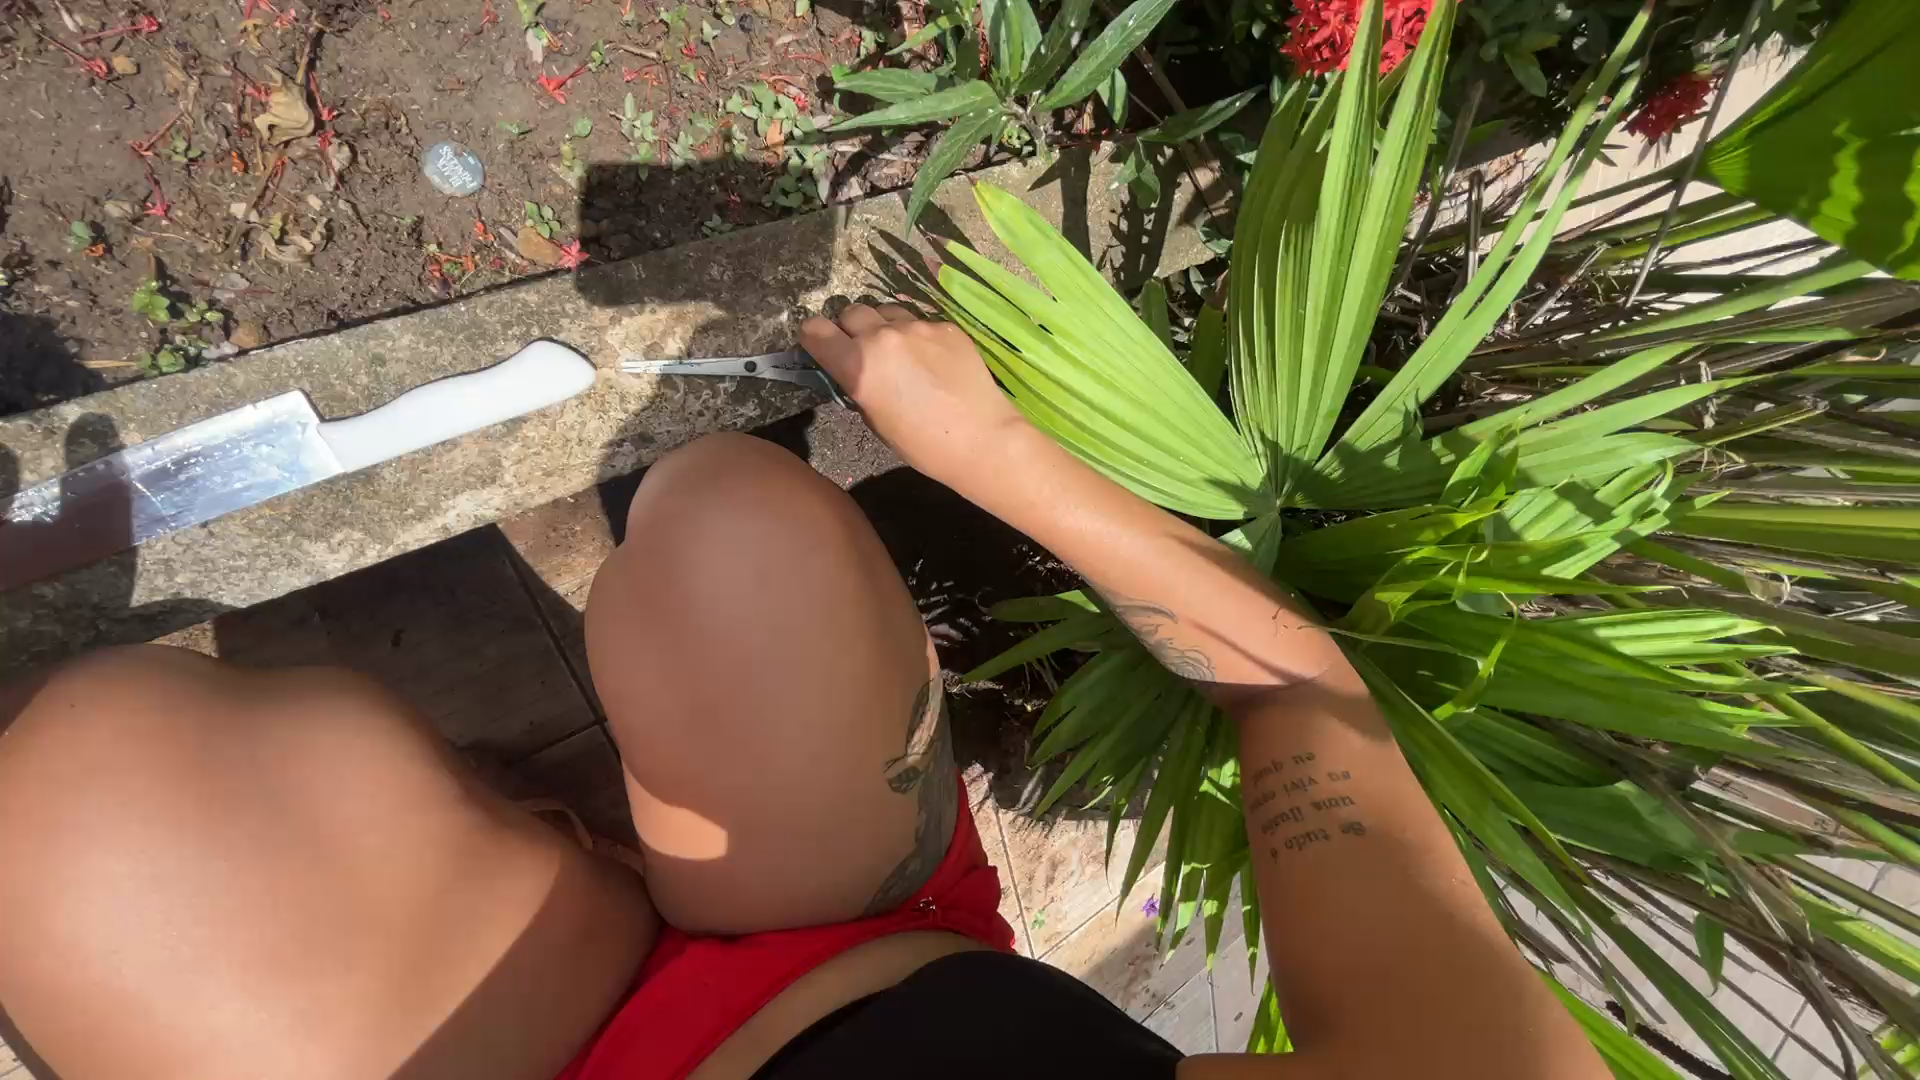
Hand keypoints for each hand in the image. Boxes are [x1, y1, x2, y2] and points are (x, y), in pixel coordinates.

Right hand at [800, 304, 1028, 486]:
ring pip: (888, 312)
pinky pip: (921, 322)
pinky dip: (919, 336)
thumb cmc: (922, 444)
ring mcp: (917, 327)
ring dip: (886, 327)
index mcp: (857, 365)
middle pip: (852, 312)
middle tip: (866, 352)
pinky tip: (934, 361)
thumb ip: (858, 386)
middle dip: (852, 329)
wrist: (981, 438)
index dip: (816, 338)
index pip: (815, 330)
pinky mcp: (945, 326)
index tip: (824, 347)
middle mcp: (882, 337)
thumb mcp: (876, 421)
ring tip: (902, 353)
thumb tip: (856, 372)